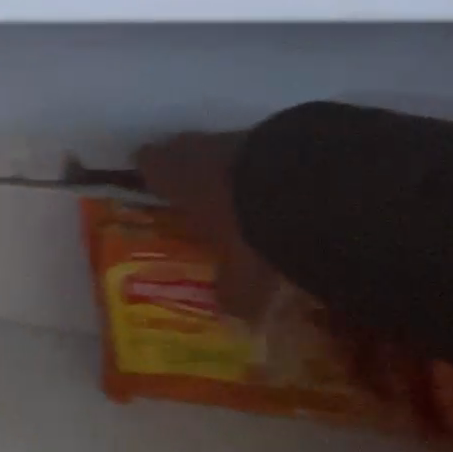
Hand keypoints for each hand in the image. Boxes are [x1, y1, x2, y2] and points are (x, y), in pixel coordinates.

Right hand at [133, 131, 282, 324]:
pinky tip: (283, 194)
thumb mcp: (242, 272)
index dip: (151, 176)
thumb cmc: (248, 226)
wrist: (307, 189)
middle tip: (203, 200)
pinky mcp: (272, 135)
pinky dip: (265, 169)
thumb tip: (230, 316)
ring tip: (248, 201)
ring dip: (230, 171)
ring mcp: (230, 138)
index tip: (158, 192)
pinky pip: (258, 151)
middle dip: (190, 173)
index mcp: (166, 172)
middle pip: (180, 153)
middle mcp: (189, 149)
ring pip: (219, 152)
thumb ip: (233, 290)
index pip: (145, 164)